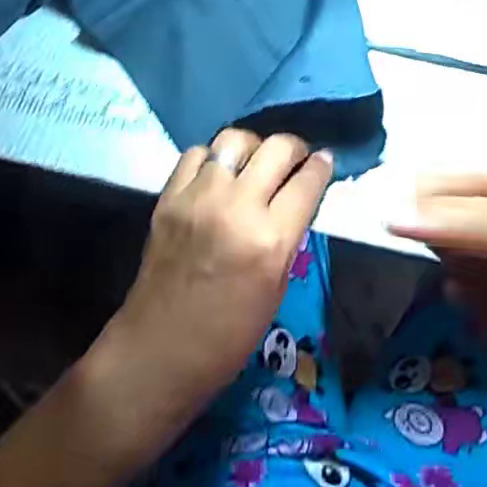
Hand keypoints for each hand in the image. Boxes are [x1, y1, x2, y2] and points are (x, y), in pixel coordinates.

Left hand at [97, 130, 333, 420]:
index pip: (306, 183)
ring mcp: (198, 196)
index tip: (325, 160)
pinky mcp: (169, 195)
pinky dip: (212, 158)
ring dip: (252, 147)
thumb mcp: (276, 288)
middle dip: (294, 148)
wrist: (161, 346)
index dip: (322, 167)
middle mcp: (237, 206)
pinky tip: (217, 173)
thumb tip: (298, 197)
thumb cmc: (229, 334)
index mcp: (270, 239)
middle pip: (276, 149)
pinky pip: (196, 154)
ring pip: (234, 140)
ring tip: (255, 161)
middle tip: (296, 158)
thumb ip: (287, 237)